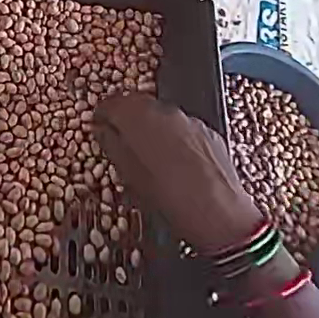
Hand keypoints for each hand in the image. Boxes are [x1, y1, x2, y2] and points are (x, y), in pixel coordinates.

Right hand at [94, 92, 263, 250]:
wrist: (220, 214)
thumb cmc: (168, 197)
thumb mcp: (128, 174)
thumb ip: (111, 143)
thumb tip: (102, 130)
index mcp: (137, 117)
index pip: (111, 103)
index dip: (101, 113)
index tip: (98, 123)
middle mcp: (163, 110)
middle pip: (136, 103)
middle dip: (125, 116)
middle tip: (118, 135)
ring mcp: (188, 119)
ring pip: (160, 114)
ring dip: (149, 125)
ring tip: (146, 151)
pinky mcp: (208, 131)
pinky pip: (181, 126)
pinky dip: (172, 135)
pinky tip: (173, 158)